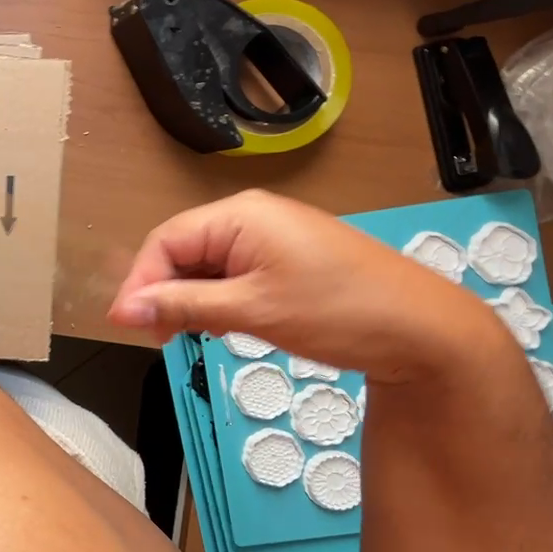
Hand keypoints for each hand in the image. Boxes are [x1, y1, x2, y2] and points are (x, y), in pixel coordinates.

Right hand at [107, 190, 514, 382]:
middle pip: (182, 250)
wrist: (431, 334)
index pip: (165, 241)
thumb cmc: (337, 314)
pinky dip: (218, 298)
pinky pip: (233, 271)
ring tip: (193, 334)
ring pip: (206, 264)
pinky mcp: (288, 256)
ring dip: (190, 298)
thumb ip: (180, 306)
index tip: (127, 325)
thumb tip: (121, 310)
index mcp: (239, 215)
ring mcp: (273, 234)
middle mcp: (252, 215)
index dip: (140, 283)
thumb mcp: (250, 311)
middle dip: (164, 292)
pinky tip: (225, 325)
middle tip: (159, 337)